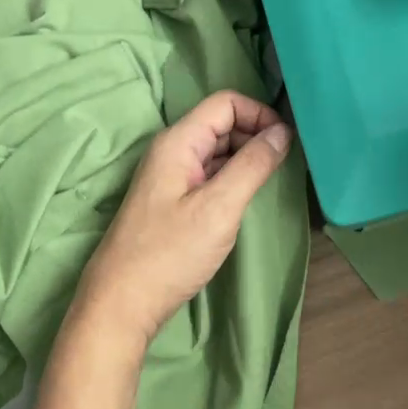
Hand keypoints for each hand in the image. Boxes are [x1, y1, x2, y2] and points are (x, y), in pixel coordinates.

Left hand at [73, 90, 292, 342]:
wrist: (120, 305)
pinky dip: (232, 177)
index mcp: (179, 141)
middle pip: (222, 123)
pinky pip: (209, 173)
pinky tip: (248, 197)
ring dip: (246, 157)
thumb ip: (253, 165)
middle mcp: (173, 150)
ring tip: (274, 178)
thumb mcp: (219, 207)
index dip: (259, 114)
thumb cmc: (170, 253)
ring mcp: (171, 176)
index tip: (287, 140)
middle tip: (287, 162)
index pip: (225, 103)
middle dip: (255, 134)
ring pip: (217, 150)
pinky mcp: (173, 200)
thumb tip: (283, 131)